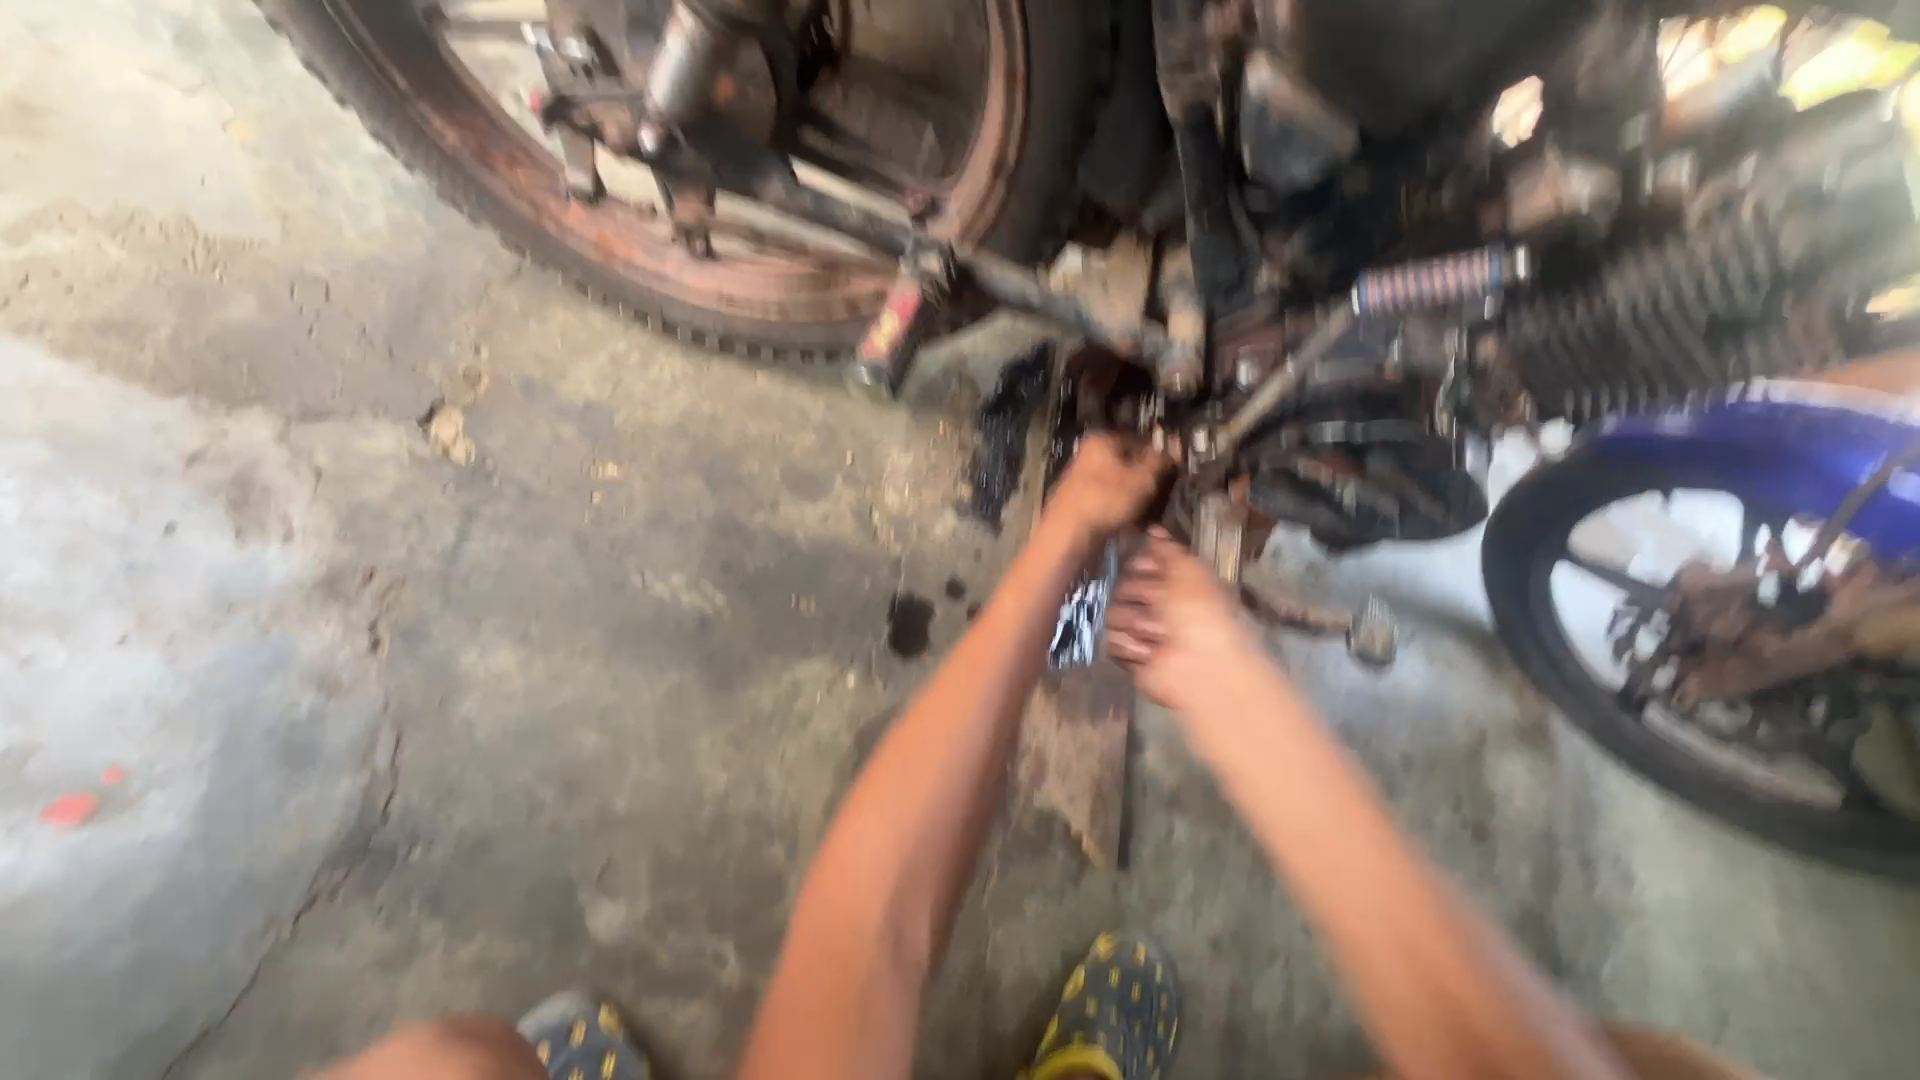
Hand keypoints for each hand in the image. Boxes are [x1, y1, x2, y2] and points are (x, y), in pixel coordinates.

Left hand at [1044, 433, 1168, 542]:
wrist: (1068, 534)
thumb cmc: (1107, 499)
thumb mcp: (1142, 478)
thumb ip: (1160, 460)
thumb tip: (1175, 443)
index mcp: (1101, 440)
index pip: (1138, 438)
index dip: (1158, 452)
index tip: (1174, 468)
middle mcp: (1088, 455)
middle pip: (1127, 461)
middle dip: (1147, 476)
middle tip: (1166, 489)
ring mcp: (1082, 479)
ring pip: (1119, 482)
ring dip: (1136, 494)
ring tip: (1154, 507)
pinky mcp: (1080, 502)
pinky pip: (1109, 500)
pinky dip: (1122, 507)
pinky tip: (1135, 520)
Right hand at [1106, 527, 1270, 709]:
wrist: (1202, 664)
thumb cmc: (1200, 611)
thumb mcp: (1189, 570)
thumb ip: (1168, 550)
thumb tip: (1152, 529)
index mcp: (1178, 587)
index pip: (1145, 569)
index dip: (1140, 566)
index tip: (1137, 567)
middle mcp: (1161, 610)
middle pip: (1125, 591)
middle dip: (1133, 595)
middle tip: (1150, 605)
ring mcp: (1144, 635)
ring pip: (1114, 617)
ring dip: (1132, 622)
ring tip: (1152, 633)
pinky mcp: (1132, 659)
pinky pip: (1113, 644)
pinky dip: (1128, 646)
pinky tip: (1146, 651)